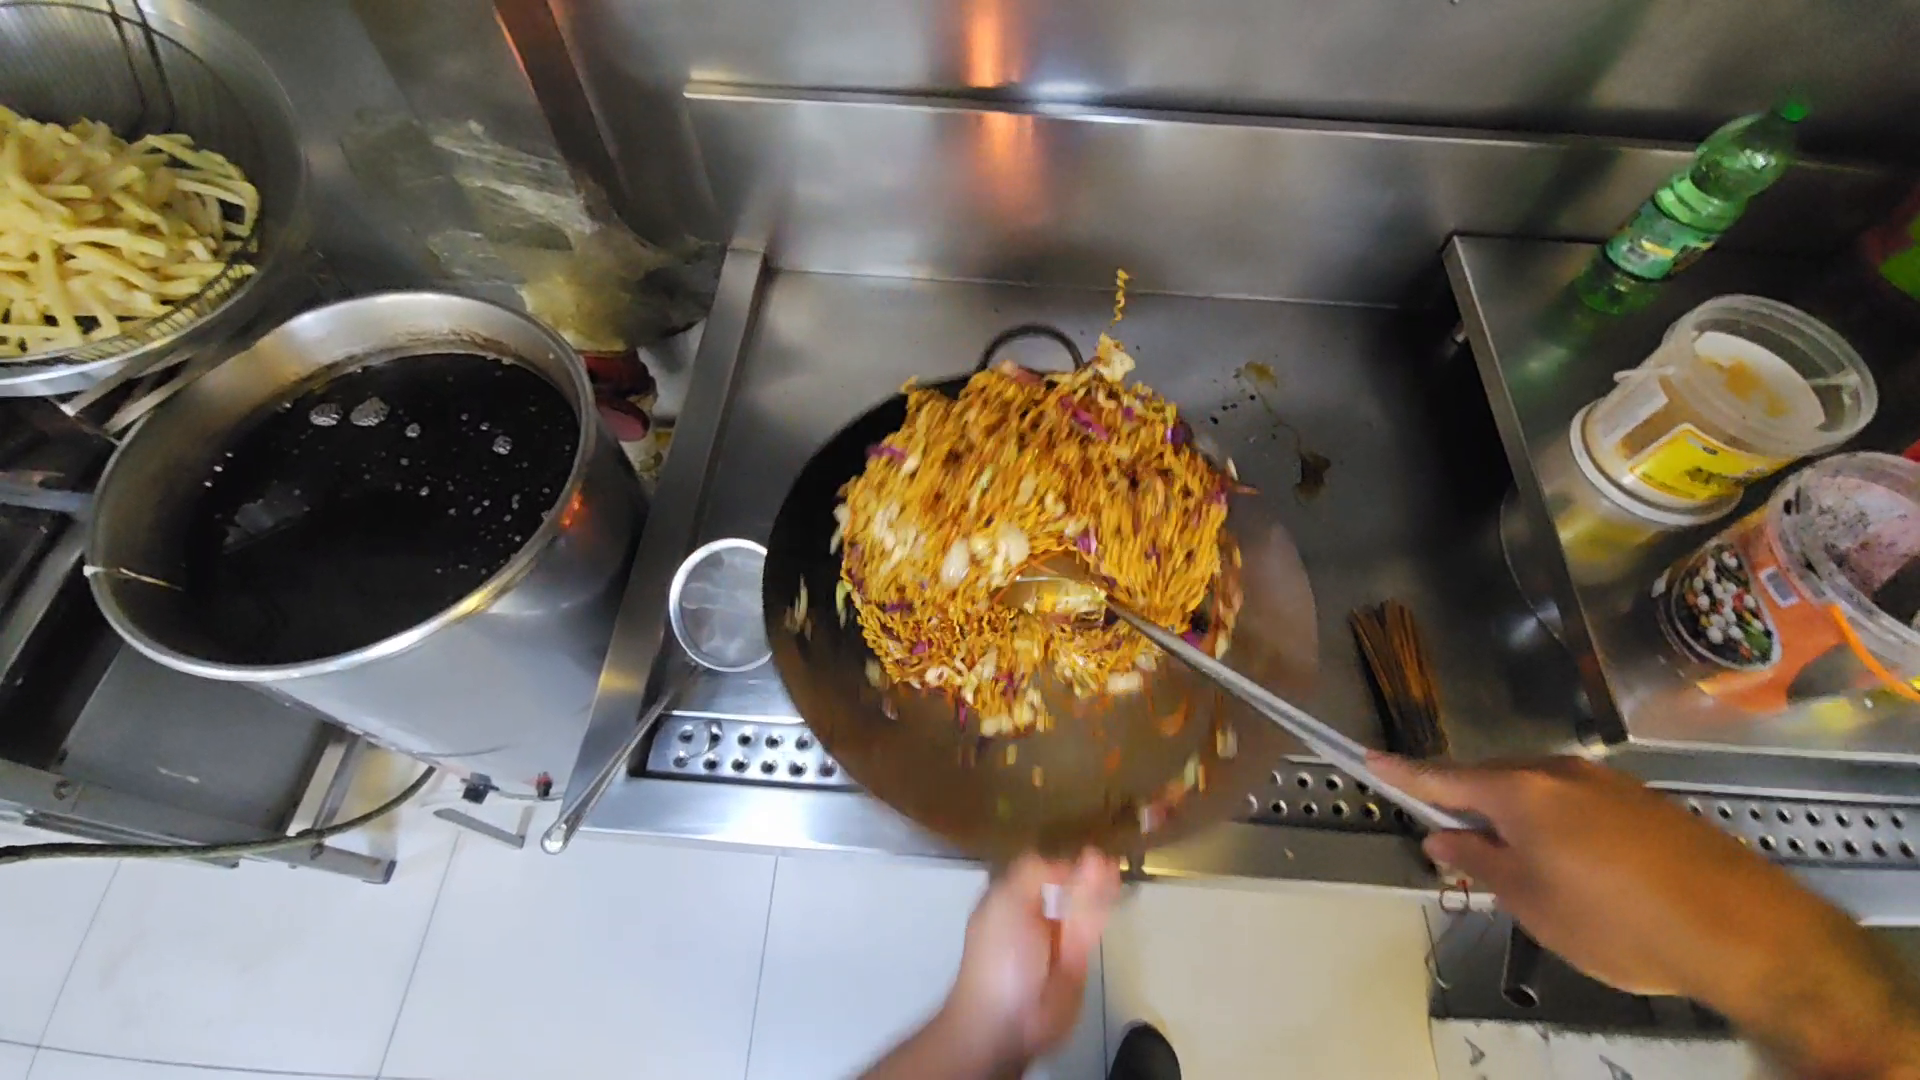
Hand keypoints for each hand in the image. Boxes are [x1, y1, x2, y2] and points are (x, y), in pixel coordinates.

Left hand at [938, 849, 1120, 1070]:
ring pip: (1078, 904)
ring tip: (1107, 862)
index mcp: (1006, 901)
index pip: (1032, 872)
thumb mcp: (1006, 900)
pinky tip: (1109, 882)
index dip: (1052, 860)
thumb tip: (1061, 862)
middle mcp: (1031, 916)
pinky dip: (1099, 904)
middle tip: (1099, 855)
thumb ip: (1032, 872)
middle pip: (1060, 886)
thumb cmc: (998, 952)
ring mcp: (1054, 938)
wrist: (1009, 1017)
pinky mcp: (1076, 960)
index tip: (1073, 846)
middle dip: (1078, 871)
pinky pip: (1088, 926)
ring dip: (1093, 883)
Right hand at [1373, 754, 1919, 1077]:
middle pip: (1489, 778)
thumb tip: (1441, 837)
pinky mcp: (1644, 801)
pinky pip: (1574, 799)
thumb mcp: (1531, 902)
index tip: (1367, 756)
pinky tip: (1574, 860)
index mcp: (1518, 793)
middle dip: (1465, 801)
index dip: (1402, 771)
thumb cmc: (1618, 922)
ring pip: (1535, 788)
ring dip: (1513, 812)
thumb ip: (1477, 862)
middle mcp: (1557, 773)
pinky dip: (1554, 819)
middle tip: (1453, 838)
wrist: (1757, 938)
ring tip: (1519, 858)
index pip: (1441, 776)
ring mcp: (1605, 782)